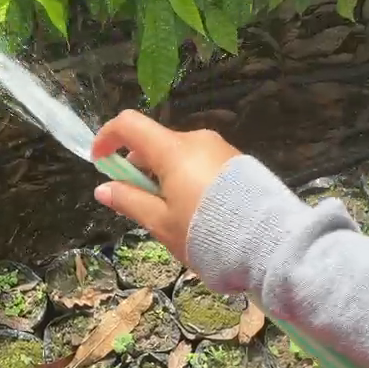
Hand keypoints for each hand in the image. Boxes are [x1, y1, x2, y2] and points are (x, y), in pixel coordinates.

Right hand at [90, 110, 241, 257]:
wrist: (268, 243)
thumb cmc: (205, 232)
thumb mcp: (160, 223)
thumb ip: (129, 201)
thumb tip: (103, 188)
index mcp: (173, 149)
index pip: (129, 124)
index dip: (107, 138)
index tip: (99, 162)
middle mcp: (197, 140)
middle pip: (155, 142)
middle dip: (139, 166)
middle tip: (138, 202)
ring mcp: (220, 149)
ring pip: (179, 154)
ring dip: (164, 174)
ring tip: (171, 213)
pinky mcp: (238, 162)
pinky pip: (201, 162)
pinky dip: (187, 177)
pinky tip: (196, 210)